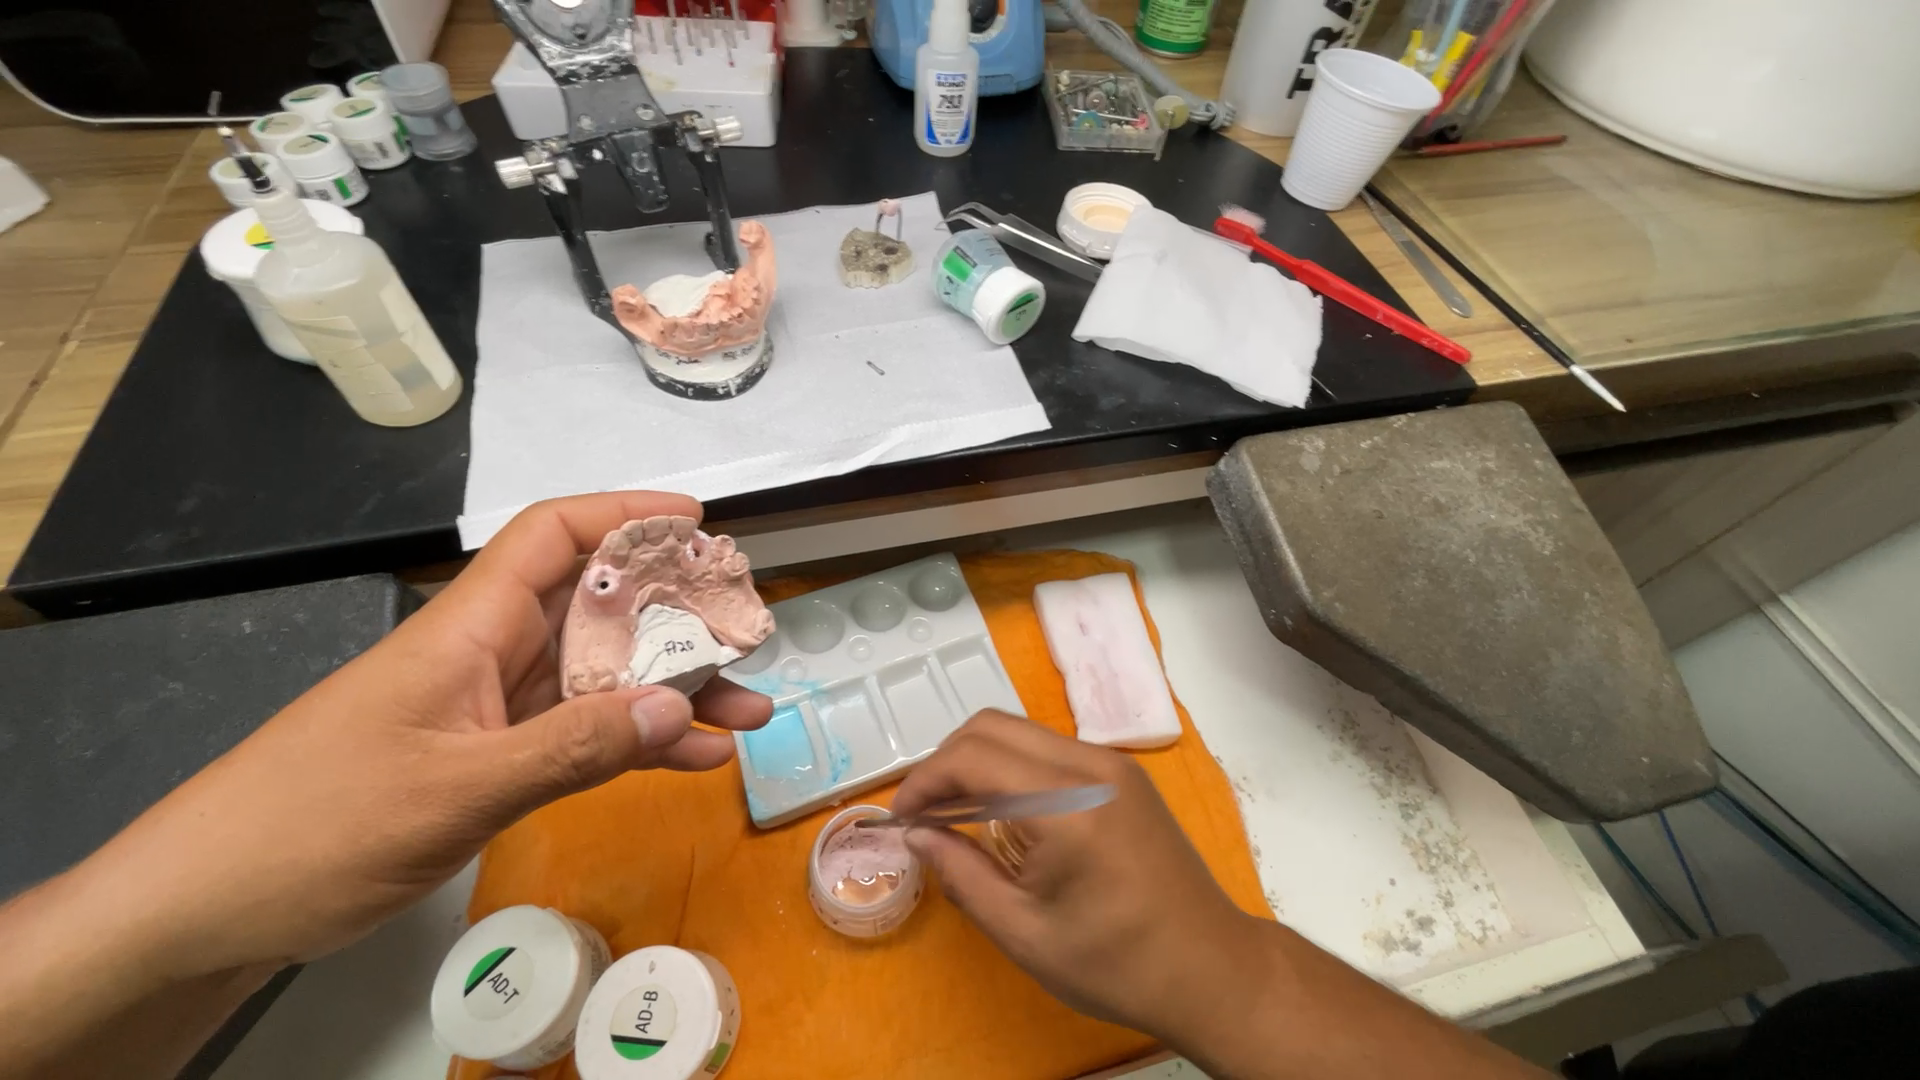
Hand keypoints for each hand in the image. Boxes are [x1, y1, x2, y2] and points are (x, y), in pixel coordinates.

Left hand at [85, 492, 771, 981]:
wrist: (202, 913)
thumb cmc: (314, 827)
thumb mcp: (454, 789)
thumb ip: (572, 747)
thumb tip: (681, 706)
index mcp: (469, 628)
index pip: (554, 536)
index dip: (624, 513)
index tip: (696, 523)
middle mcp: (492, 654)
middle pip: (602, 610)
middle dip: (680, 618)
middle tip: (747, 633)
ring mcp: (497, 709)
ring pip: (605, 678)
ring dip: (676, 691)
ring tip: (750, 711)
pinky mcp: (498, 758)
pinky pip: (587, 735)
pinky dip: (641, 742)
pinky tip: (696, 758)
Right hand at [896, 714, 1551, 1079]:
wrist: (1210, 966)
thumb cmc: (1115, 963)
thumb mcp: (1024, 933)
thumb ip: (961, 873)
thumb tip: (916, 833)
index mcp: (1068, 806)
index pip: (974, 757)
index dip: (925, 780)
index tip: (902, 818)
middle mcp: (1091, 764)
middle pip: (992, 726)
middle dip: (945, 762)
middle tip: (924, 813)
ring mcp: (1111, 762)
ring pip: (1019, 731)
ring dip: (977, 760)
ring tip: (954, 812)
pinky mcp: (1121, 771)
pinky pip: (1047, 748)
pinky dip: (1010, 765)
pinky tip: (1001, 809)